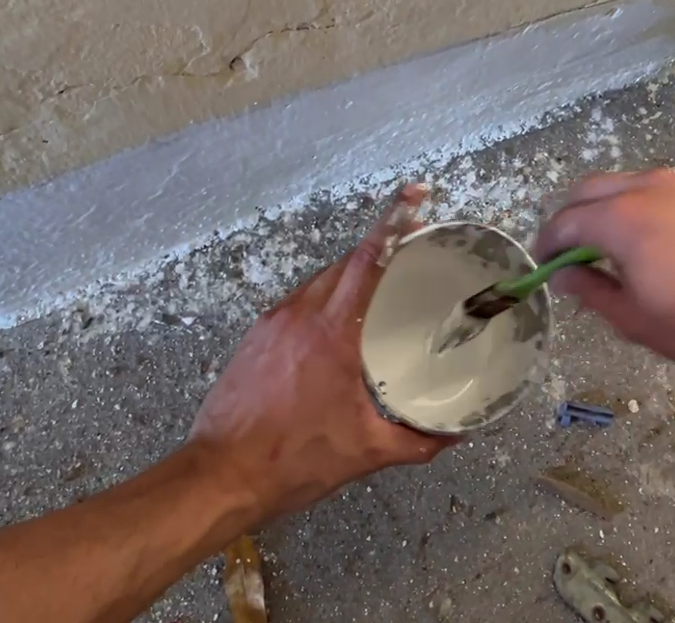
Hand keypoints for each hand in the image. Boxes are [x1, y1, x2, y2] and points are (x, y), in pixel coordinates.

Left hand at [186, 185, 451, 523]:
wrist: (219, 475)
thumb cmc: (294, 458)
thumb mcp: (364, 451)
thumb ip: (415, 440)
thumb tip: (454, 433)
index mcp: (333, 330)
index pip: (366, 260)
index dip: (392, 224)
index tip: (414, 198)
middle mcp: (301, 313)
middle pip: (345, 261)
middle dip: (379, 247)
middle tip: (410, 248)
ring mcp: (274, 321)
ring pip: (320, 279)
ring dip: (350, 273)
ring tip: (379, 285)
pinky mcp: (256, 335)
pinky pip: (299, 300)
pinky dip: (325, 297)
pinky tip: (337, 322)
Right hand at [533, 169, 674, 373]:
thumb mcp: (636, 320)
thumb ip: (590, 290)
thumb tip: (561, 274)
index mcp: (622, 219)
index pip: (565, 221)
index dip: (546, 243)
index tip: (544, 265)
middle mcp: (646, 188)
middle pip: (587, 191)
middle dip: (570, 219)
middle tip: (570, 255)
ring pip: (620, 184)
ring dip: (602, 209)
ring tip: (609, 249)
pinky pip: (652, 188)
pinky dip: (634, 205)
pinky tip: (649, 240)